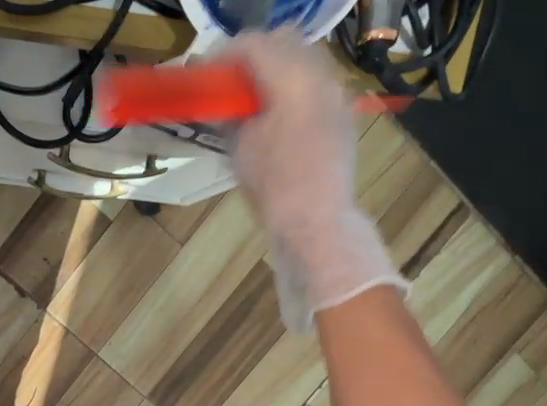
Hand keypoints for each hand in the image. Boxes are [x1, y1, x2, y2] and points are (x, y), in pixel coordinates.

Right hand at [228, 31, 406, 321]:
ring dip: (276, 69)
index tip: (205, 72)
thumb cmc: (273, 190)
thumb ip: (231, 115)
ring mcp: (336, 94)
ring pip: (304, 58)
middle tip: (230, 83)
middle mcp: (320, 76)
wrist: (316, 224)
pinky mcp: (342, 114)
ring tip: (253, 101)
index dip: (224, 55)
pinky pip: (316, 83)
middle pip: (284, 41)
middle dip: (254, 55)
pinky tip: (277, 117)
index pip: (253, 45)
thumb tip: (222, 102)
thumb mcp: (240, 150)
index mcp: (291, 80)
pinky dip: (294, 88)